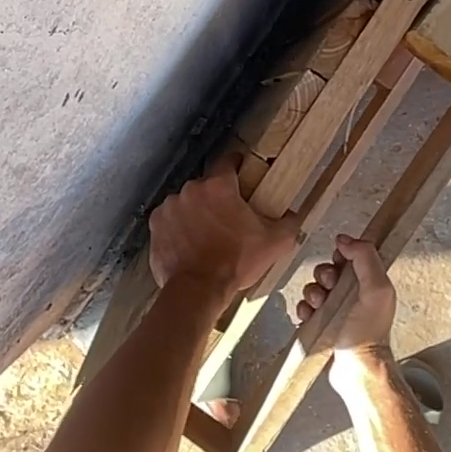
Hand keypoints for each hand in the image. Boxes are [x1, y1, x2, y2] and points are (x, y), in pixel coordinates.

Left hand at [148, 155, 297, 300]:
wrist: (197, 290)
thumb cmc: (235, 263)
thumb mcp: (273, 243)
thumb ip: (288, 223)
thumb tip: (294, 215)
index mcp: (219, 186)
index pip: (228, 160)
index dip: (237, 164)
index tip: (241, 171)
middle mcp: (191, 189)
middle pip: (207, 186)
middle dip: (216, 198)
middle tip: (227, 219)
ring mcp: (170, 207)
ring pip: (187, 202)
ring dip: (196, 213)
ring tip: (206, 235)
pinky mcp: (156, 225)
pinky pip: (170, 219)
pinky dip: (178, 227)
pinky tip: (188, 244)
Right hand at [296, 235, 397, 355]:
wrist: (356, 370)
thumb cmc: (369, 331)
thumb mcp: (376, 289)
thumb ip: (365, 258)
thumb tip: (345, 239)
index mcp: (370, 282)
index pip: (351, 257)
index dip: (341, 256)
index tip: (338, 263)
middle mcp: (354, 294)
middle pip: (329, 270)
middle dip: (323, 275)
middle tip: (328, 288)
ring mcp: (336, 310)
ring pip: (315, 288)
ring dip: (312, 292)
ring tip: (318, 305)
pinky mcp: (321, 324)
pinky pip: (305, 308)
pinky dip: (304, 309)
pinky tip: (309, 316)